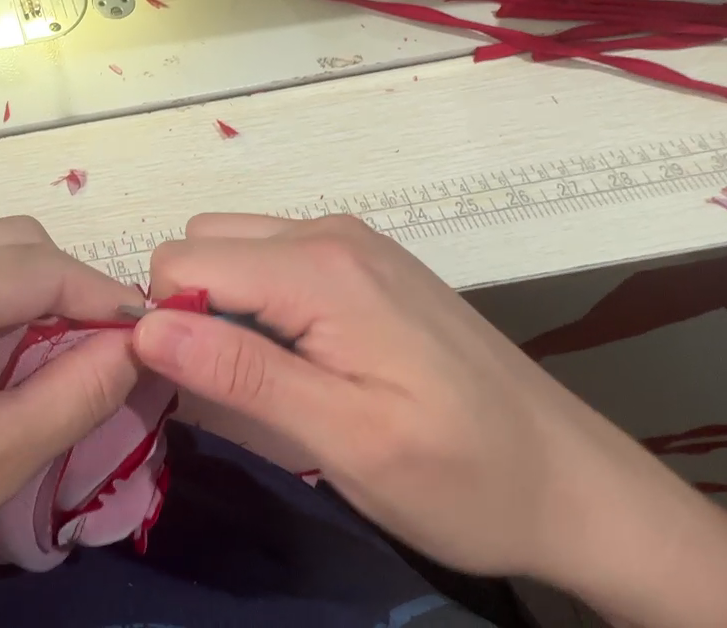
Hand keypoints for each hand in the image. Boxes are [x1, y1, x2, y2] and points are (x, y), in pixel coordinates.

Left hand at [0, 217, 142, 627]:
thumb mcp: (4, 453)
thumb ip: (83, 388)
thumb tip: (141, 344)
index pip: (43, 265)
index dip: (105, 295)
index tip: (153, 334)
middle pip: (11, 241)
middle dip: (67, 285)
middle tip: (105, 346)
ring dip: (27, 287)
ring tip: (57, 349)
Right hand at [131, 213, 726, 627]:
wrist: (583, 492)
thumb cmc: (466, 480)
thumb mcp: (348, 442)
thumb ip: (242, 375)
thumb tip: (143, 329)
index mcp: (320, 269)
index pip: (180, 264)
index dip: (168, 325)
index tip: (201, 388)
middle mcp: (327, 233)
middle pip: (199, 246)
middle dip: (190, 310)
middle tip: (238, 386)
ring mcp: (349, 242)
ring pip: (228, 246)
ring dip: (221, 304)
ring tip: (272, 374)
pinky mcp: (363, 261)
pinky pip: (267, 256)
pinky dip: (255, 298)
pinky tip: (302, 354)